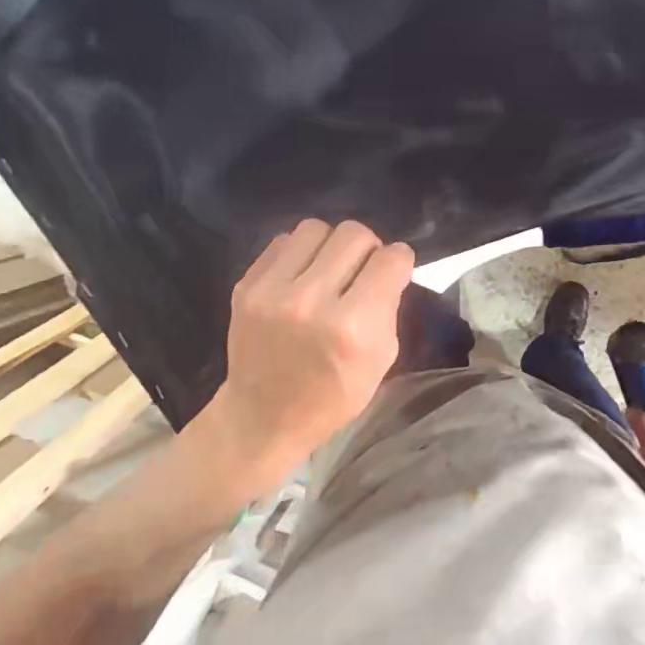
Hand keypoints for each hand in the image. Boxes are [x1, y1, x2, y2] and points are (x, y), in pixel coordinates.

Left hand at [204, 219, 413, 483]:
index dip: (399, 262)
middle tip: (362, 271)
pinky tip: (301, 277)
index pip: (390, 259)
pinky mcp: (246, 286)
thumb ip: (387, 309)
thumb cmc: (332, 396)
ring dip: (331, 245)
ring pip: (316, 228)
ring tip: (329, 269)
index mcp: (353, 327)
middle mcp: (311, 301)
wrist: (263, 416)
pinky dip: (299, 254)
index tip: (394, 272)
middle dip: (368, 249)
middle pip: (354, 233)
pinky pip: (283, 242)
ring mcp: (272, 291)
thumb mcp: (380, 361)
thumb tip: (387, 268)